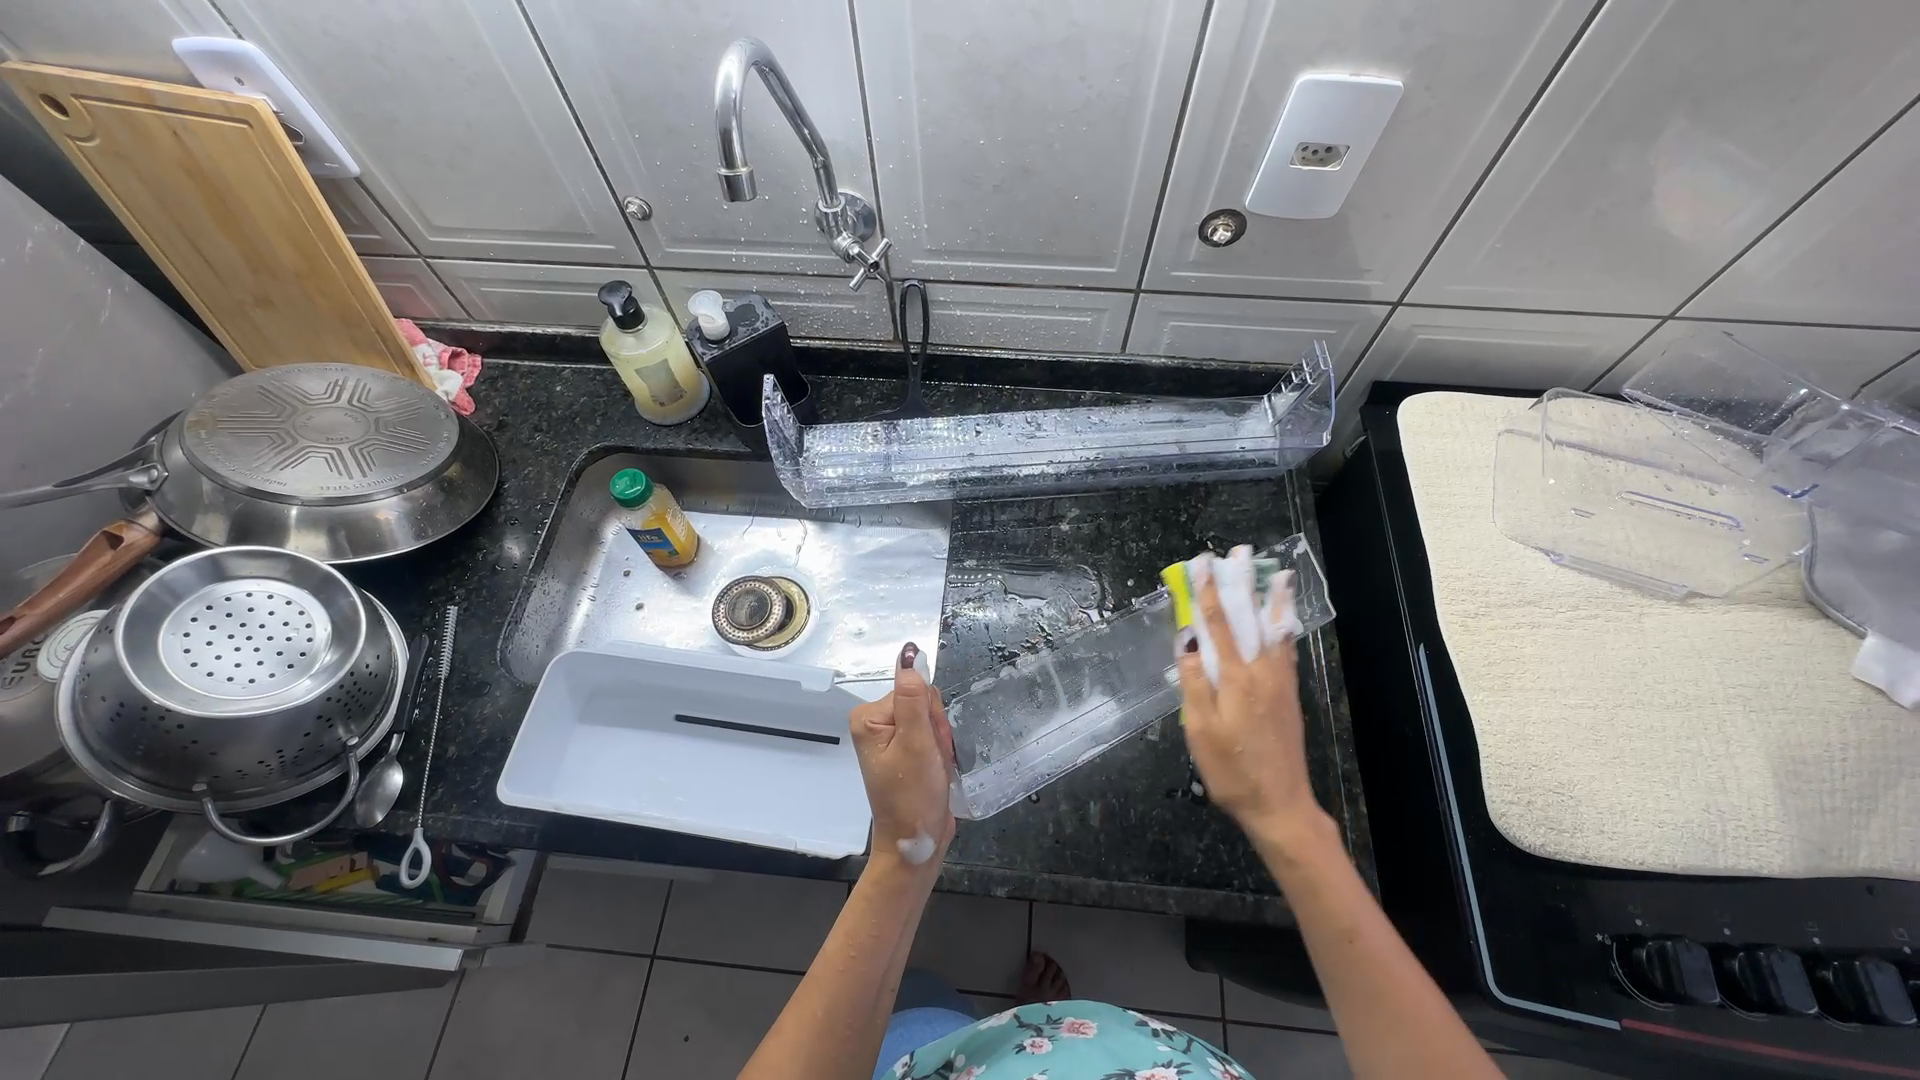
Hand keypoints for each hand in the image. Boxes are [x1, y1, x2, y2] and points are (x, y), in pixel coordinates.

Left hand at [848, 642, 956, 868]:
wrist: (918, 842)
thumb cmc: (913, 796)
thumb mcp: (917, 743)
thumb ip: (914, 697)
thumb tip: (909, 654)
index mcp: (869, 717)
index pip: (914, 690)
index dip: (930, 716)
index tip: (927, 743)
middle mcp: (877, 723)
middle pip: (924, 702)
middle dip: (936, 730)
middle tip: (931, 760)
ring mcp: (892, 738)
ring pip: (933, 718)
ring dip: (942, 742)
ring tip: (934, 768)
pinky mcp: (907, 750)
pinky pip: (934, 735)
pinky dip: (942, 751)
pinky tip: (936, 770)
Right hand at [1175, 551, 1323, 841]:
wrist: (1280, 804)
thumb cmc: (1232, 771)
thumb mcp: (1200, 730)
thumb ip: (1194, 682)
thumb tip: (1186, 640)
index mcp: (1236, 678)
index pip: (1218, 624)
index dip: (1207, 591)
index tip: (1200, 563)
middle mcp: (1262, 672)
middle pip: (1251, 618)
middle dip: (1243, 583)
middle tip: (1241, 552)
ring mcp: (1280, 683)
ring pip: (1276, 630)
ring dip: (1273, 599)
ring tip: (1279, 573)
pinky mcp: (1289, 696)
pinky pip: (1287, 650)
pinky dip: (1285, 628)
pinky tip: (1285, 621)